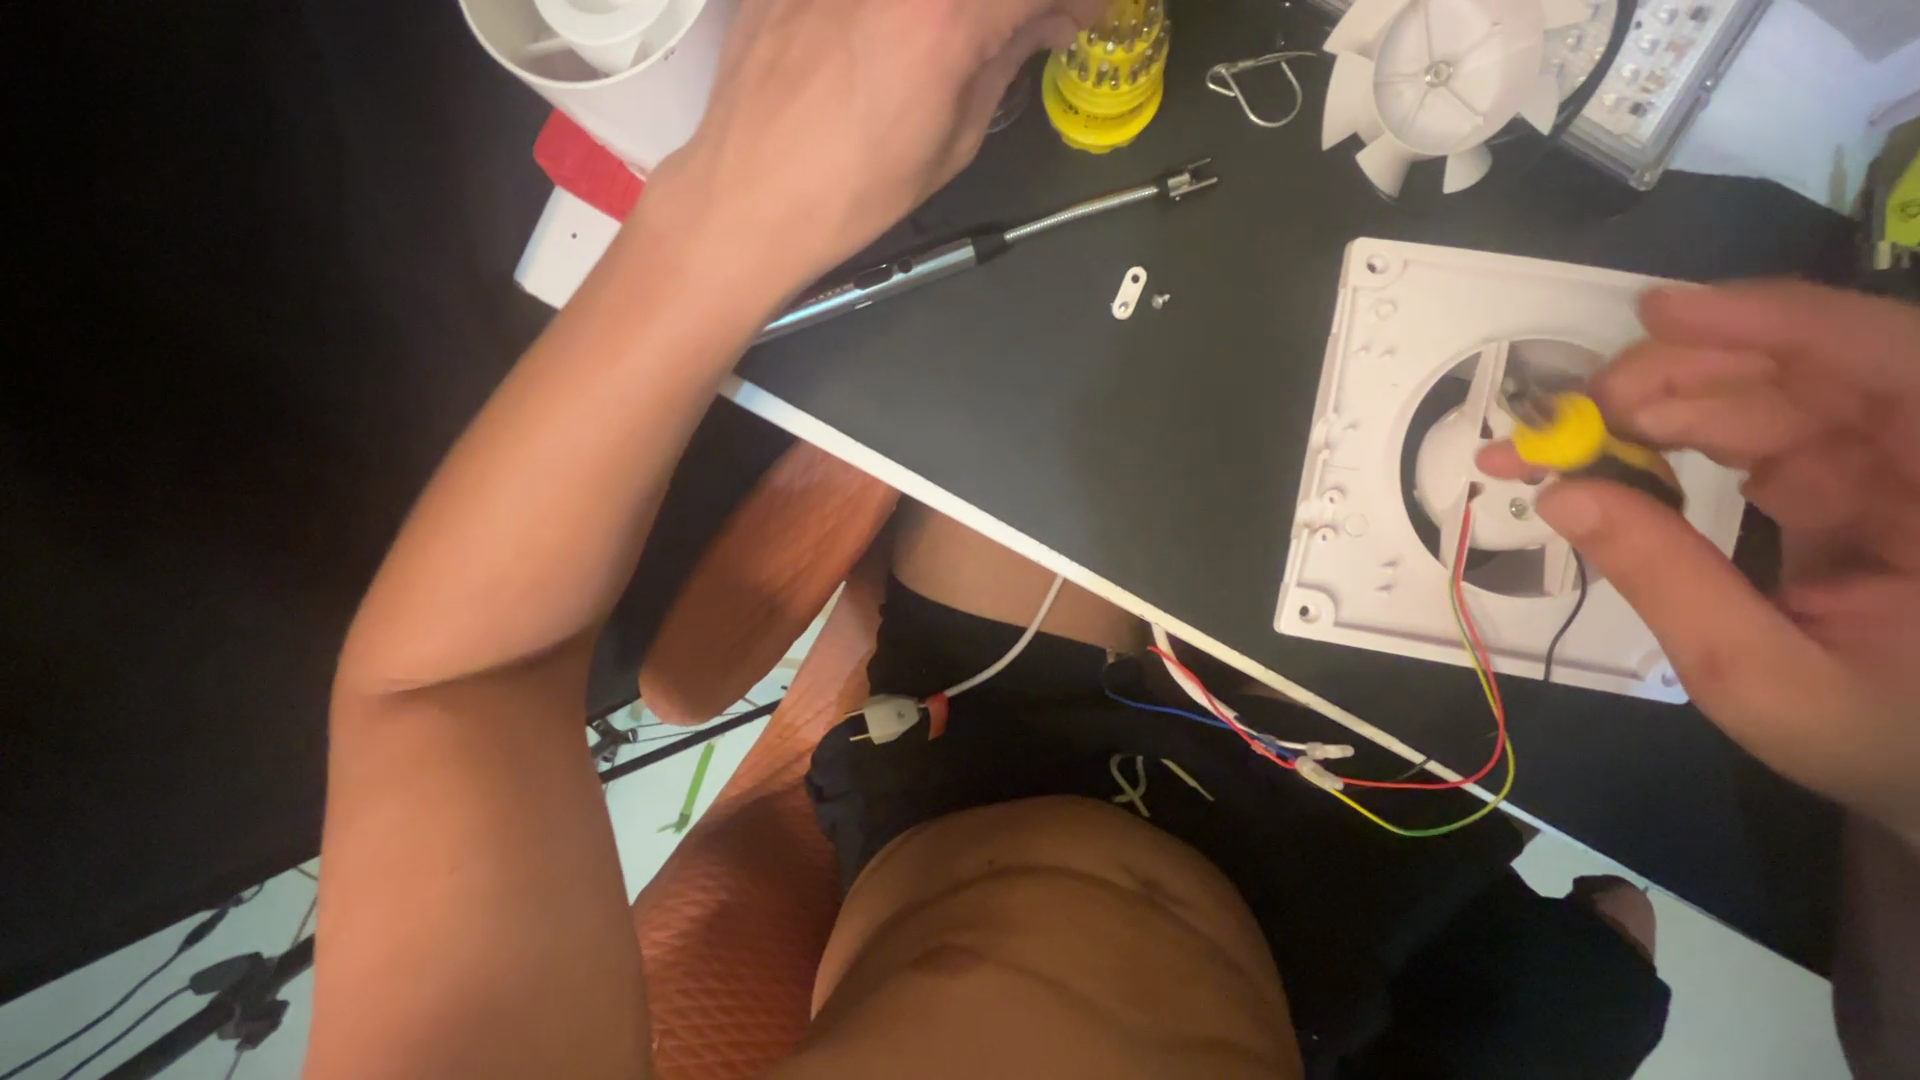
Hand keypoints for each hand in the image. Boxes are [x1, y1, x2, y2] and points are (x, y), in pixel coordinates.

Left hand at [642, 0, 1103, 295]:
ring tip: (956, 39)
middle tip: (1026, 28)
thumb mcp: (950, 144)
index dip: (1075, 1)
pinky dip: (898, 15)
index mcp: (942, 21)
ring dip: (957, 13)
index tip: (1080, 18)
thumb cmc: (850, 193)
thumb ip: (1002, 66)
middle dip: (1016, 6)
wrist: (748, 199)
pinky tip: (893, 38)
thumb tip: (1041, 27)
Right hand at [1480, 283, 1919, 841]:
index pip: (1892, 368)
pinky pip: (1763, 442)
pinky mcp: (1855, 489)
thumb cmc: (1883, 745)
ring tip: (1559, 441)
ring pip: (1775, 401)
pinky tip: (1607, 459)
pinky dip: (1675, 444)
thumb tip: (1559, 493)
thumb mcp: (1759, 677)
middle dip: (1678, 378)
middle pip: (1815, 375)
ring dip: (1658, 410)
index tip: (1656, 314)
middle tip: (1564, 415)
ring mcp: (1899, 474)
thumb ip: (1664, 581)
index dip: (1776, 326)